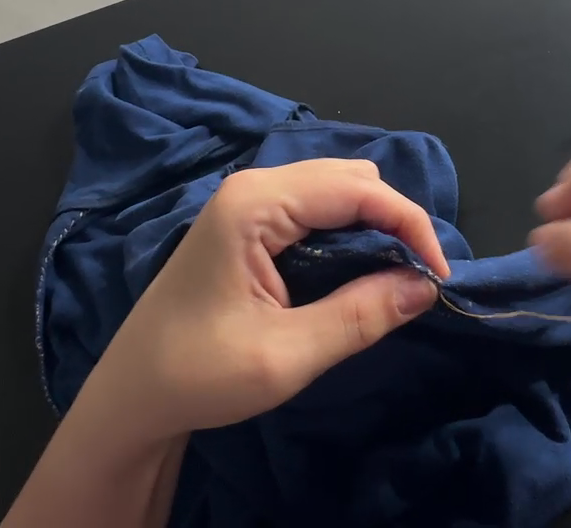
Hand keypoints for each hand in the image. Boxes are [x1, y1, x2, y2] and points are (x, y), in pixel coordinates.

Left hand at [79, 158, 451, 446]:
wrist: (131, 393)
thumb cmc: (198, 374)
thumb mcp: (286, 356)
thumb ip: (360, 316)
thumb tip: (425, 287)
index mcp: (256, 203)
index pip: (357, 189)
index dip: (409, 224)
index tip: (439, 276)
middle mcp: (255, 184)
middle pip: (350, 177)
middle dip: (394, 220)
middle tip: (417, 278)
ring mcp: (250, 197)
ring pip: (337, 187)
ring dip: (374, 223)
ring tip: (393, 276)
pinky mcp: (251, 217)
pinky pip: (318, 205)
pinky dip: (350, 229)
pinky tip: (357, 268)